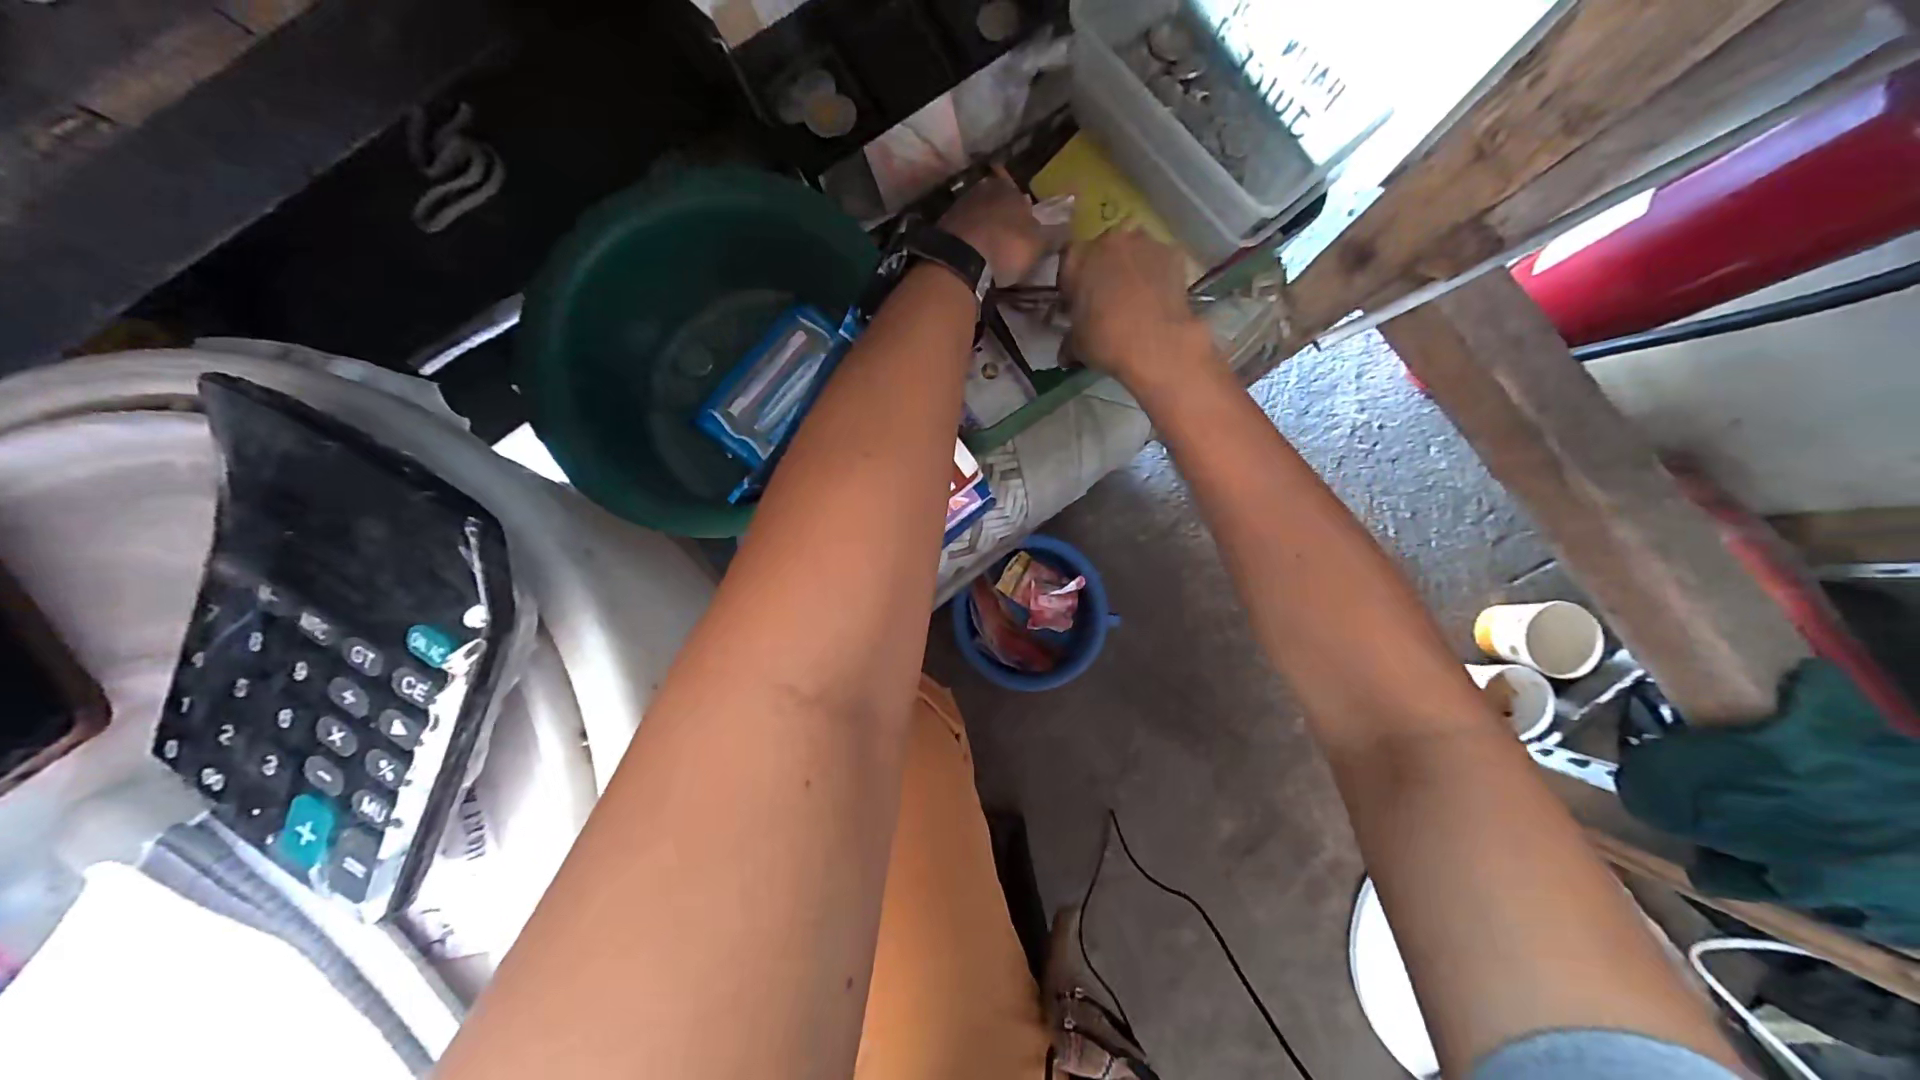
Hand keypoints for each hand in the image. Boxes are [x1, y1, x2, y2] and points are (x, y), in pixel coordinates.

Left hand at [938, 168, 1043, 285]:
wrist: (960, 262)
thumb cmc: (1007, 247)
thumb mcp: (1038, 244)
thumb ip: (1054, 234)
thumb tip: (1067, 226)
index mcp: (1007, 187)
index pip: (1014, 185)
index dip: (1019, 201)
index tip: (1022, 214)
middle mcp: (981, 189)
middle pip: (993, 197)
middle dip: (999, 211)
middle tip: (1006, 230)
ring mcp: (959, 206)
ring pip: (976, 212)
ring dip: (982, 224)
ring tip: (989, 244)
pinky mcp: (942, 227)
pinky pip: (961, 229)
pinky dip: (967, 237)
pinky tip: (972, 252)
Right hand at [1061, 227, 1212, 393]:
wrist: (1156, 343)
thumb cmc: (1106, 340)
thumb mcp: (1076, 346)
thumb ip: (1069, 340)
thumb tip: (1066, 351)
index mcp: (1075, 260)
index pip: (1068, 261)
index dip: (1073, 280)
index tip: (1078, 300)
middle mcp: (1108, 241)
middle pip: (1103, 249)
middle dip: (1104, 268)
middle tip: (1108, 297)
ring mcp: (1143, 242)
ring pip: (1133, 250)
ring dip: (1133, 265)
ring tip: (1137, 296)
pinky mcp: (1173, 251)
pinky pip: (1161, 259)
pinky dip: (1159, 272)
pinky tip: (1160, 297)